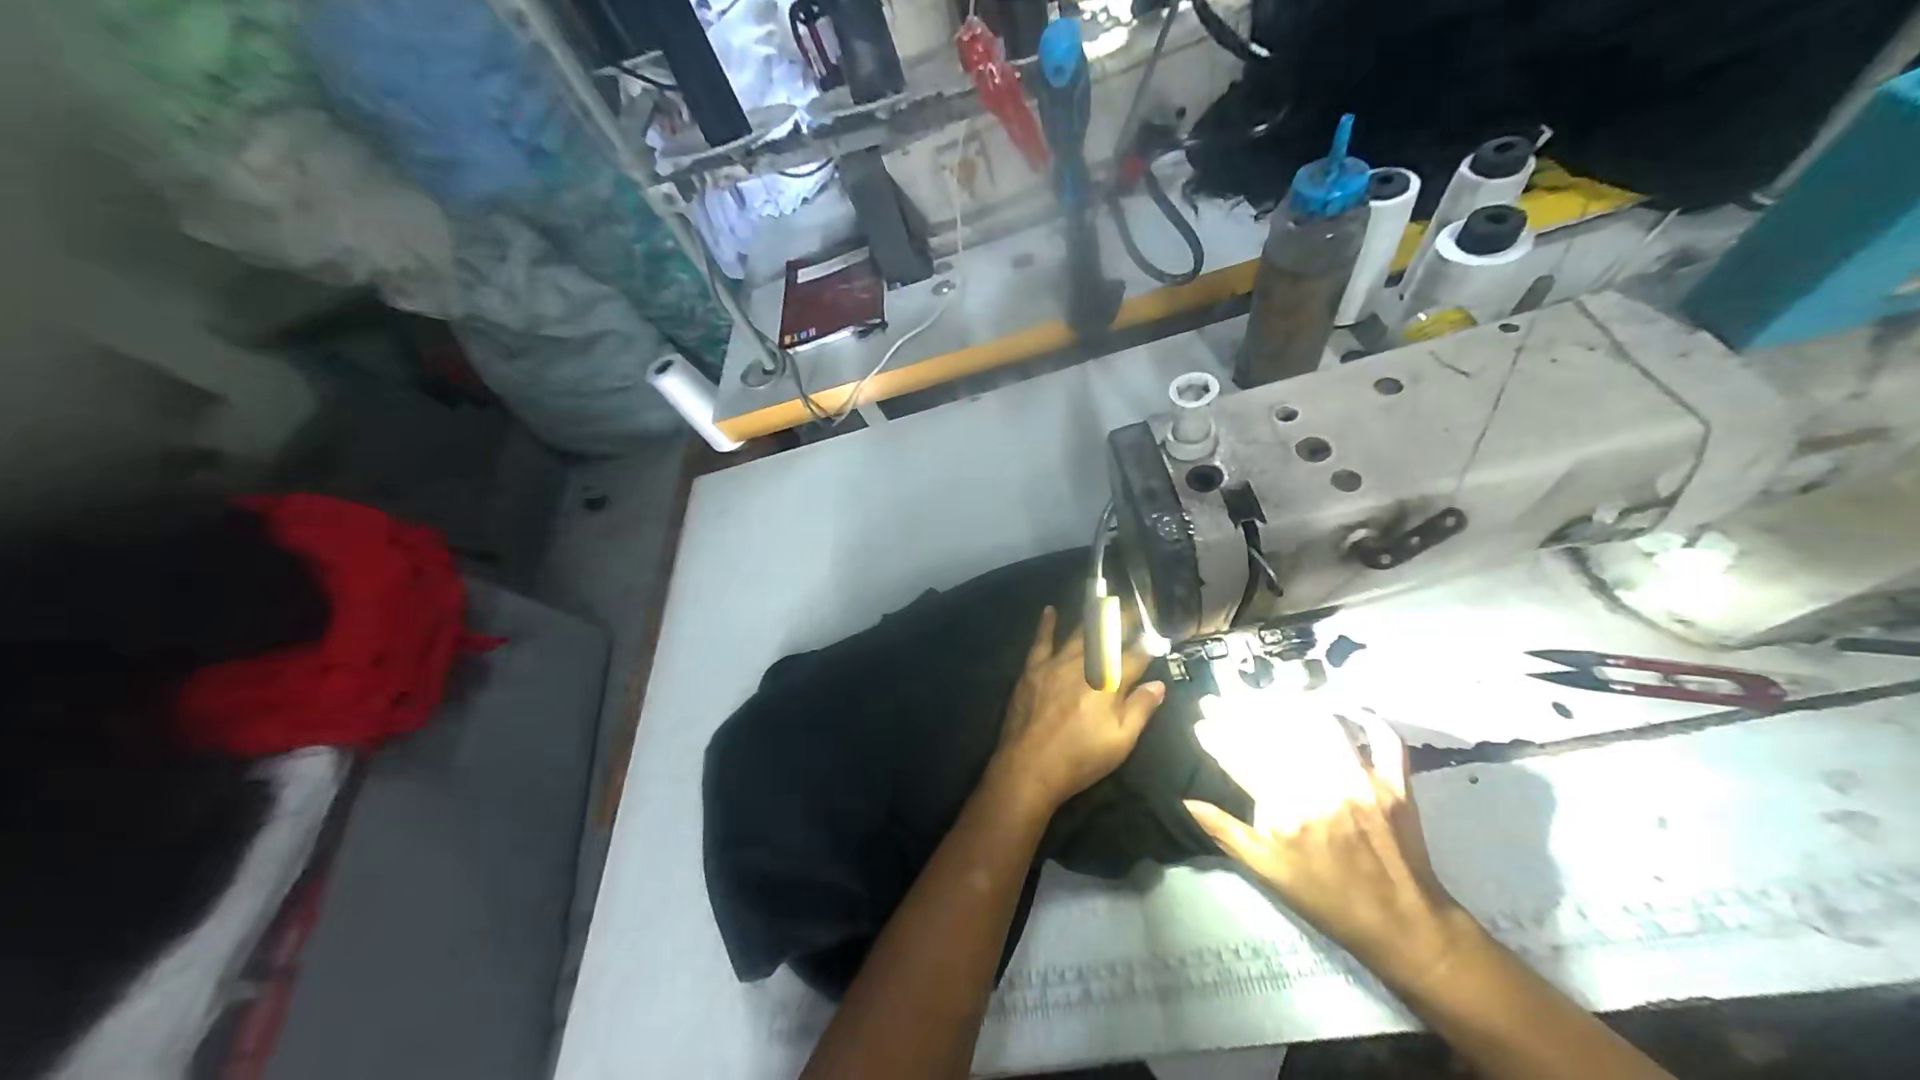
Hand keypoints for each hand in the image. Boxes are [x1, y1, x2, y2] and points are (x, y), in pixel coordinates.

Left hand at [986, 605, 1164, 813]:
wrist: (1028, 767)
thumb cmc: (1080, 759)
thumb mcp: (1121, 741)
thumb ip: (1141, 709)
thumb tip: (1159, 684)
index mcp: (1108, 684)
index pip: (1134, 657)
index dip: (1147, 646)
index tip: (1156, 635)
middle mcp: (1083, 666)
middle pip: (1106, 637)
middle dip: (1121, 620)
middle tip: (1132, 606)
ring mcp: (1055, 665)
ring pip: (1077, 634)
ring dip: (1091, 617)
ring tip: (1102, 600)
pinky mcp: (1032, 670)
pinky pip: (1041, 641)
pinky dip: (1045, 625)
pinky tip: (1049, 610)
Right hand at [1184, 704, 1473, 991]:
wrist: (1400, 924)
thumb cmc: (1325, 897)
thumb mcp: (1266, 870)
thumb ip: (1224, 831)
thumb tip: (1186, 802)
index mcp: (1287, 811)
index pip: (1241, 759)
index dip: (1216, 736)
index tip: (1200, 722)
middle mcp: (1322, 787)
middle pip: (1275, 734)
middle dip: (1241, 713)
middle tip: (1222, 702)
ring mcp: (1361, 781)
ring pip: (1321, 724)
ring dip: (1289, 706)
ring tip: (1267, 699)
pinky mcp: (1395, 783)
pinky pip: (1383, 739)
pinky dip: (1364, 718)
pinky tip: (1343, 709)